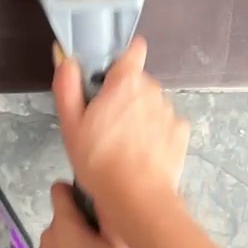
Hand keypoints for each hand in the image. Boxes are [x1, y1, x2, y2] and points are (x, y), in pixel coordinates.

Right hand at [53, 37, 190, 224]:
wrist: (136, 197)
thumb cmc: (100, 161)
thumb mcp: (71, 124)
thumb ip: (67, 86)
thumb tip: (66, 62)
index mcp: (125, 82)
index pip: (132, 51)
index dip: (122, 57)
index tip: (111, 71)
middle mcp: (152, 90)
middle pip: (137, 82)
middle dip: (123, 95)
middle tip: (104, 121)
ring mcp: (169, 112)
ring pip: (151, 104)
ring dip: (139, 115)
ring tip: (121, 142)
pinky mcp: (180, 132)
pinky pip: (165, 124)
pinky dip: (154, 133)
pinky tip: (139, 151)